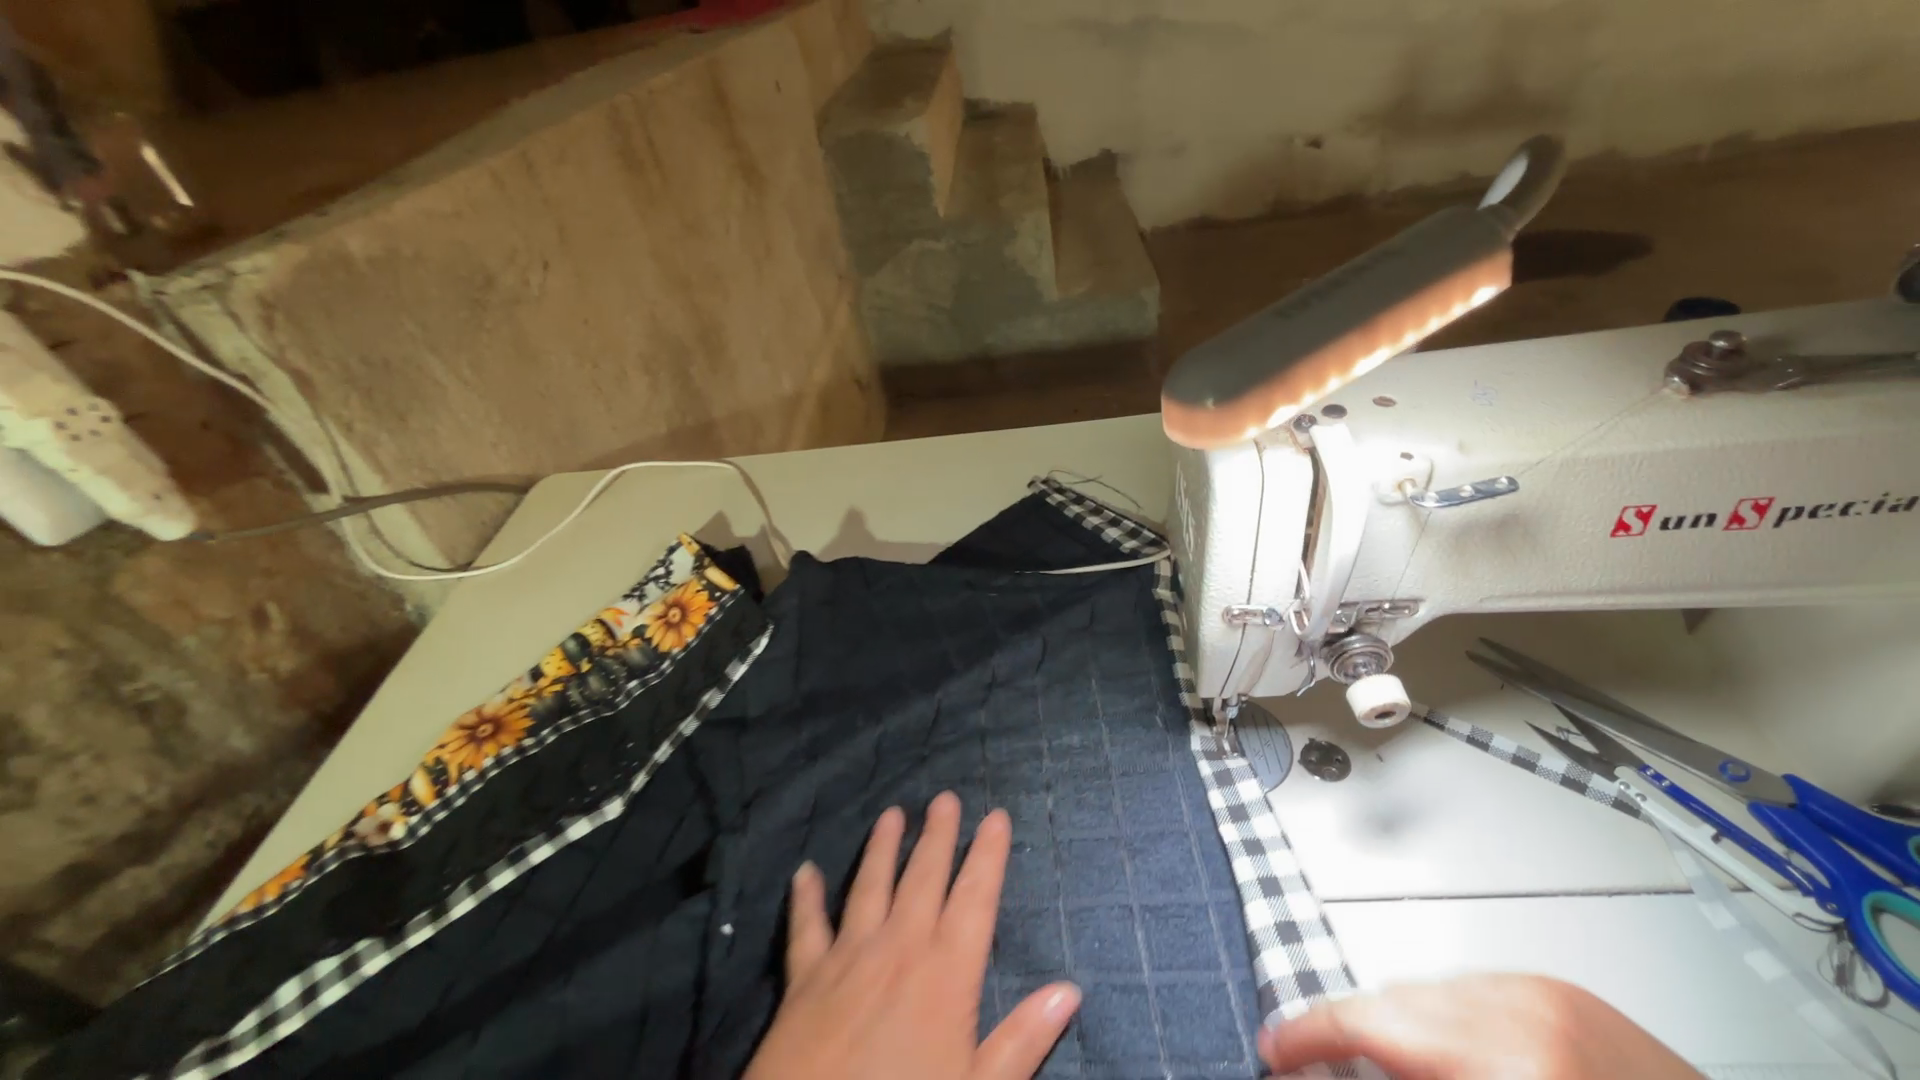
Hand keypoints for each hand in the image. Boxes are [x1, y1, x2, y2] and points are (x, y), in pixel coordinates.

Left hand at [743, 792, 1081, 1079]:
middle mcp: (898, 950)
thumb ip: (1023, 1038)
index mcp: (945, 974)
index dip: (987, 856)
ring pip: (869, 888)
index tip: (995, 817)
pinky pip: (806, 927)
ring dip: (882, 849)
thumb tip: (1069, 990)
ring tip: (891, 814)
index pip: (974, 900)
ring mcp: (847, 957)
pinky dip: (805, 897)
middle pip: (922, 880)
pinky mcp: (805, 977)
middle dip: (937, 837)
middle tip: (944, 799)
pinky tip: (804, 871)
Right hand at [1259, 974, 1702, 1078]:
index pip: (1367, 1020)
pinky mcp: (1563, 989)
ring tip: (1401, 1067)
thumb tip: (1332, 1070)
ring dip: (1401, 1025)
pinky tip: (1456, 1052)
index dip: (1307, 1034)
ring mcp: (1545, 990)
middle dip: (1354, 1032)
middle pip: (1390, 998)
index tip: (1276, 1050)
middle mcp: (1520, 1007)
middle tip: (1325, 1066)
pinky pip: (1470, 986)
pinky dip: (1446, 1016)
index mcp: (1504, 1059)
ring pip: (1426, 987)